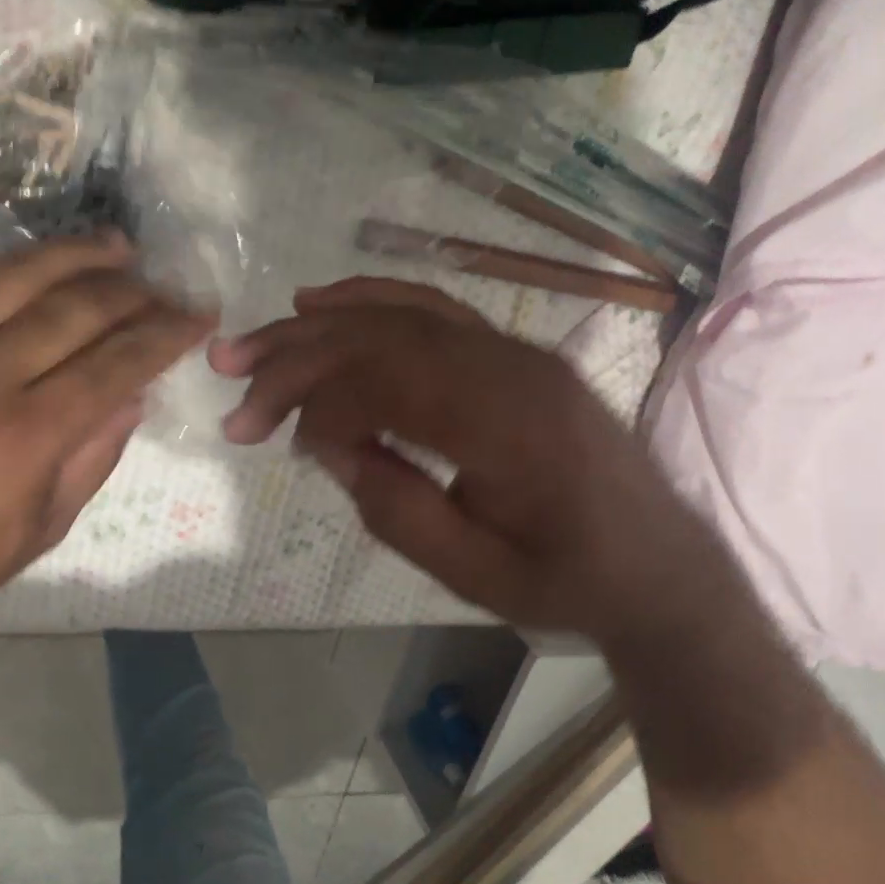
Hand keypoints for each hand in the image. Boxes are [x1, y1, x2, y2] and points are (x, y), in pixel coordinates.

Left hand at [0, 185, 213, 653]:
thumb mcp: (48, 524)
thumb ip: (95, 454)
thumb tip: (134, 391)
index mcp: (29, 434)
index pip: (117, 363)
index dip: (167, 335)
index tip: (200, 316)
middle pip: (74, 311)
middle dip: (133, 295)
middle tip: (165, 288)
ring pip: (11, 278)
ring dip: (70, 254)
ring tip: (114, 247)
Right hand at [209, 277, 736, 645]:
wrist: (658, 567)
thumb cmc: (563, 581)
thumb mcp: (470, 571)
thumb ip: (391, 506)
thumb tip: (324, 443)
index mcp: (506, 425)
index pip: (383, 382)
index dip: (314, 404)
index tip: (273, 443)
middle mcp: (509, 367)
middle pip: (379, 336)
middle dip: (294, 354)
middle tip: (226, 373)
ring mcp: (513, 350)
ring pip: (397, 315)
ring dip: (316, 324)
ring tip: (251, 342)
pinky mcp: (510, 352)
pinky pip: (430, 310)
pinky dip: (369, 302)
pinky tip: (321, 303)